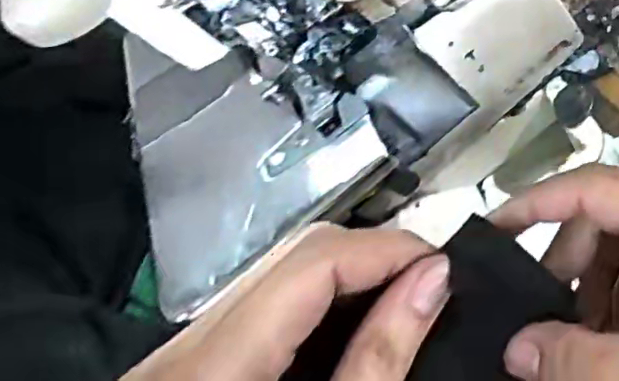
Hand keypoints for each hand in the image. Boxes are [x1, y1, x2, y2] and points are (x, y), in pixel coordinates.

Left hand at [123, 224, 450, 380]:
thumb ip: (378, 359)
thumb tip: (435, 276)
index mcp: (206, 373)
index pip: (314, 263)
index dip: (387, 250)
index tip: (443, 267)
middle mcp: (179, 353)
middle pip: (298, 256)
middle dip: (373, 257)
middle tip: (428, 281)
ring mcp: (175, 362)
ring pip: (281, 273)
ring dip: (350, 275)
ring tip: (400, 296)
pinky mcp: (183, 375)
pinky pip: (263, 306)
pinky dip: (318, 301)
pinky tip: (351, 324)